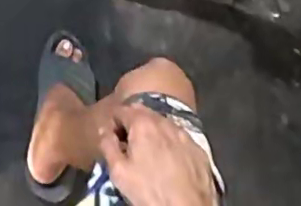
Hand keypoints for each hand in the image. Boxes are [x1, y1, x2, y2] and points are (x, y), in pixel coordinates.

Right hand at [98, 103, 217, 205]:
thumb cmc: (150, 191)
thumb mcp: (120, 173)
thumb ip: (108, 146)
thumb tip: (104, 130)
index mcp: (142, 122)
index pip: (121, 110)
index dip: (113, 123)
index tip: (112, 140)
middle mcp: (163, 120)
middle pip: (142, 112)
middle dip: (132, 123)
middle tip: (128, 145)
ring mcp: (182, 131)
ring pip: (162, 123)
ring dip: (152, 132)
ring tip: (149, 154)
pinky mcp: (196, 145)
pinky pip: (178, 137)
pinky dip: (169, 142)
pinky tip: (169, 161)